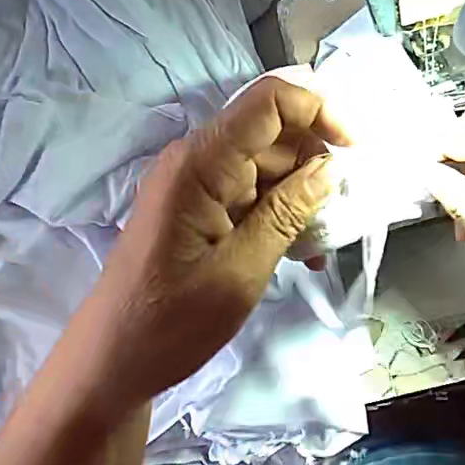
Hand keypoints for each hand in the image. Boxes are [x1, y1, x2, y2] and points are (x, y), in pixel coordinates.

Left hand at [60, 76, 350, 413]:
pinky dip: (277, 215)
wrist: (111, 362)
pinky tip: (297, 254)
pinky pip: (247, 194)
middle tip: (340, 213)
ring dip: (299, 197)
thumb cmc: (172, 322)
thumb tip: (329, 169)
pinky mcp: (194, 208)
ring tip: (318, 246)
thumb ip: (288, 211)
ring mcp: (192, 184)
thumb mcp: (243, 269)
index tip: (354, 151)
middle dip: (313, 164)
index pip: (268, 102)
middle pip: (270, 134)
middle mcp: (194, 161)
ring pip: (264, 166)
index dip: (318, 111)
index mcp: (200, 164)